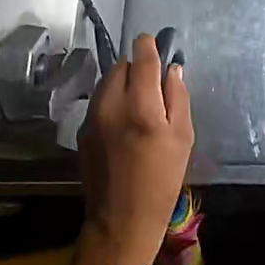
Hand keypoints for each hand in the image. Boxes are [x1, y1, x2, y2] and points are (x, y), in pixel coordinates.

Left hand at [77, 33, 193, 264]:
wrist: (121, 218)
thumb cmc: (162, 180)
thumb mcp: (183, 138)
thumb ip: (178, 97)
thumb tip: (172, 69)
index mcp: (140, 105)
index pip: (141, 56)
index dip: (151, 45)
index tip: (158, 46)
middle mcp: (110, 103)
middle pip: (122, 64)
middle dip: (138, 67)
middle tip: (153, 87)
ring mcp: (91, 116)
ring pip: (107, 81)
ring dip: (123, 82)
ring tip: (139, 104)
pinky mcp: (82, 128)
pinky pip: (99, 100)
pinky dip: (112, 100)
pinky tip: (123, 123)